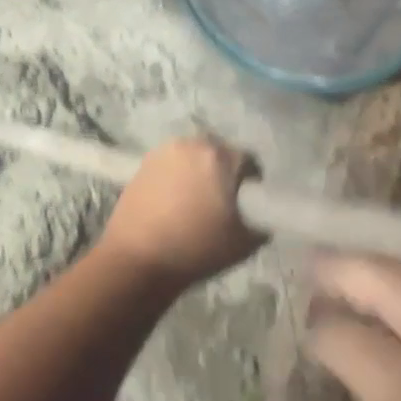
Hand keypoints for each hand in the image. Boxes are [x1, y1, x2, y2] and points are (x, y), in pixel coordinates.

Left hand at [97, 136, 263, 285]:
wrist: (138, 257)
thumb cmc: (197, 248)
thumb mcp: (245, 242)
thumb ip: (261, 220)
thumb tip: (260, 213)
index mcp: (219, 157)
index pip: (249, 161)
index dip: (253, 183)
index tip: (249, 204)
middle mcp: (192, 144)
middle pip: (219, 153)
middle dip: (225, 172)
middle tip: (223, 201)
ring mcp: (164, 150)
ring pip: (193, 156)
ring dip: (199, 171)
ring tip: (197, 201)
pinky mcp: (143, 161)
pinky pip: (172, 163)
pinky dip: (178, 175)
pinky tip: (175, 200)